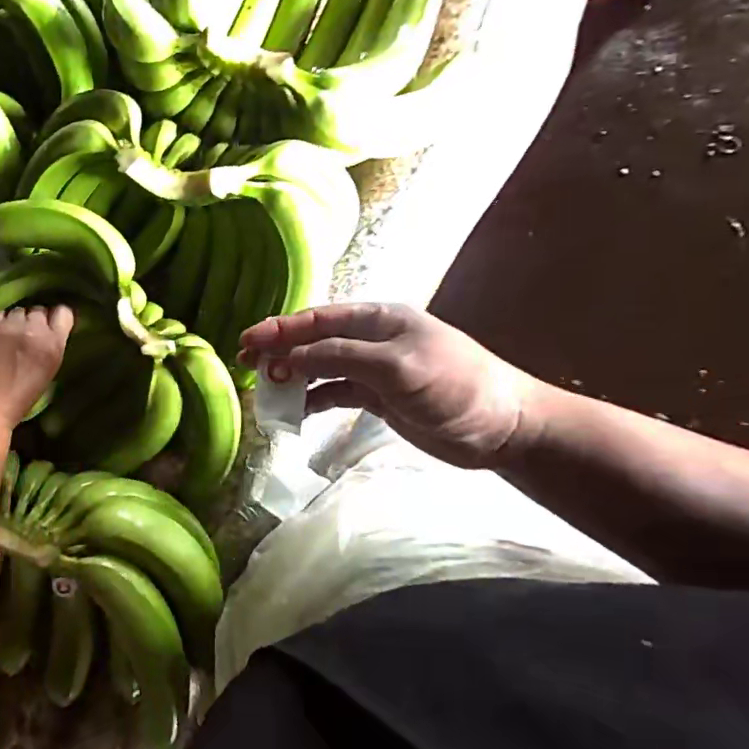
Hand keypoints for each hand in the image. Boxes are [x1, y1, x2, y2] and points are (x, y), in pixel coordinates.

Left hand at [0, 307, 73, 430]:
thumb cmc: (18, 400)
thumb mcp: (47, 374)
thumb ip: (49, 348)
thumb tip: (47, 334)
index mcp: (54, 345)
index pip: (63, 312)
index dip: (55, 317)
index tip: (50, 325)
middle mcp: (34, 330)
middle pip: (39, 310)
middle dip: (34, 320)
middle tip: (26, 334)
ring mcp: (10, 326)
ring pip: (18, 310)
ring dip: (15, 320)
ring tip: (8, 335)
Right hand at [238, 303, 544, 468]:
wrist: (505, 429)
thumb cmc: (454, 386)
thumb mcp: (394, 367)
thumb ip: (337, 358)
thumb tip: (286, 360)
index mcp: (377, 319)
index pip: (316, 319)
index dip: (278, 328)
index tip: (245, 341)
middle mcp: (370, 340)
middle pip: (311, 341)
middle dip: (277, 351)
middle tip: (244, 365)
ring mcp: (371, 369)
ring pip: (317, 367)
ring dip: (290, 376)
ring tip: (263, 390)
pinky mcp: (376, 397)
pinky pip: (331, 393)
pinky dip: (310, 400)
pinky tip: (292, 412)